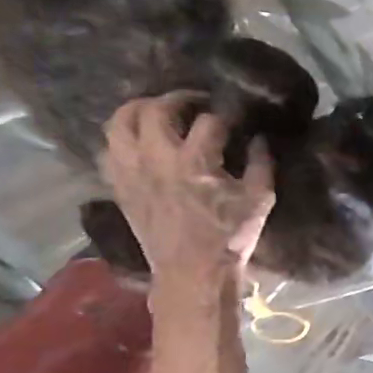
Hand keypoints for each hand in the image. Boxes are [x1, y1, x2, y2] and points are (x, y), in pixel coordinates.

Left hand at [100, 92, 274, 281]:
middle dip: (179, 99)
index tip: (239, 119)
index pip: (210, 120)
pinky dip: (124, 137)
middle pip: (155, 109)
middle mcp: (156, 159)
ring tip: (160, 112)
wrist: (193, 273)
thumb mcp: (259, 200)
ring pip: (120, 122)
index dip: (228, 115)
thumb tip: (259, 139)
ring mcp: (132, 172)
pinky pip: (110, 149)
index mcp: (194, 162)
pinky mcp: (119, 186)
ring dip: (141, 110)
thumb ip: (261, 164)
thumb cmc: (230, 237)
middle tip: (196, 103)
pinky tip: (142, 142)